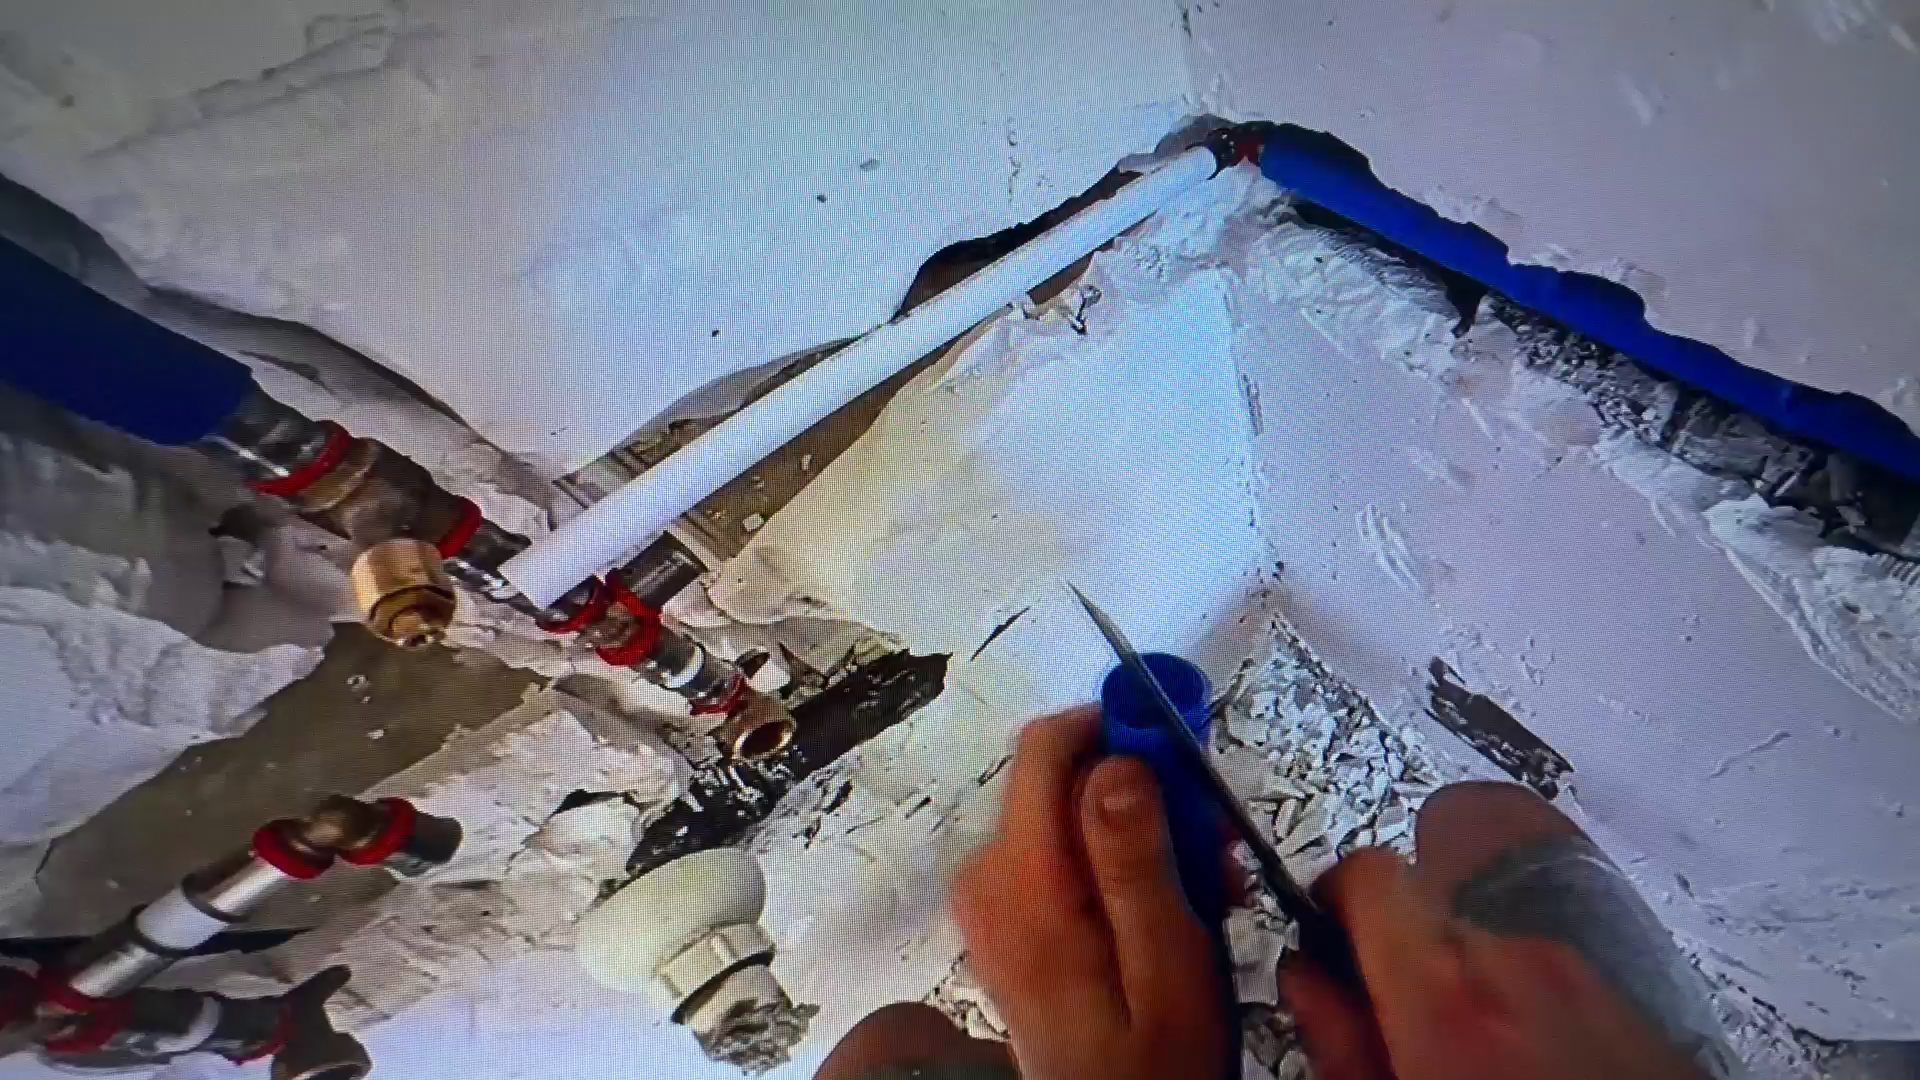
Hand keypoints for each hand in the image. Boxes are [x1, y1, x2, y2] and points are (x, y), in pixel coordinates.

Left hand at [952, 707, 1228, 1079]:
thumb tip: (1116, 763)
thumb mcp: (1166, 968)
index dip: (1112, 727)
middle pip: (1064, 775)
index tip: (1179, 751)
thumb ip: (1135, 863)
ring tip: (1203, 881)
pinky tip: (1166, 893)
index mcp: (1016, 878)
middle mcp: (987, 867)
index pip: (1045, 748)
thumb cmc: (1151, 1063)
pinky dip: (1119, 850)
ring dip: (1142, 824)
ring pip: (1072, 804)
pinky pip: (1064, 840)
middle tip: (1211, 841)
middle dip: (1143, 788)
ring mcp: (992, 883)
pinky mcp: (1007, 898)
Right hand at [1282, 848, 1711, 1079]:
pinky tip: (1533, 1065)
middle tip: (1398, 1019)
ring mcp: (1585, 977)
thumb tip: (1305, 973)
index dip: (1338, 894)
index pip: (1370, 872)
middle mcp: (1513, 960)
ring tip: (1476, 1055)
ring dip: (1463, 975)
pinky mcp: (1637, 1006)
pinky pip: (1545, 970)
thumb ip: (1338, 1040)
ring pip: (1485, 938)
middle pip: (1426, 905)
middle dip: (1400, 947)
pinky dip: (1520, 998)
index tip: (1330, 935)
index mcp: (1443, 989)